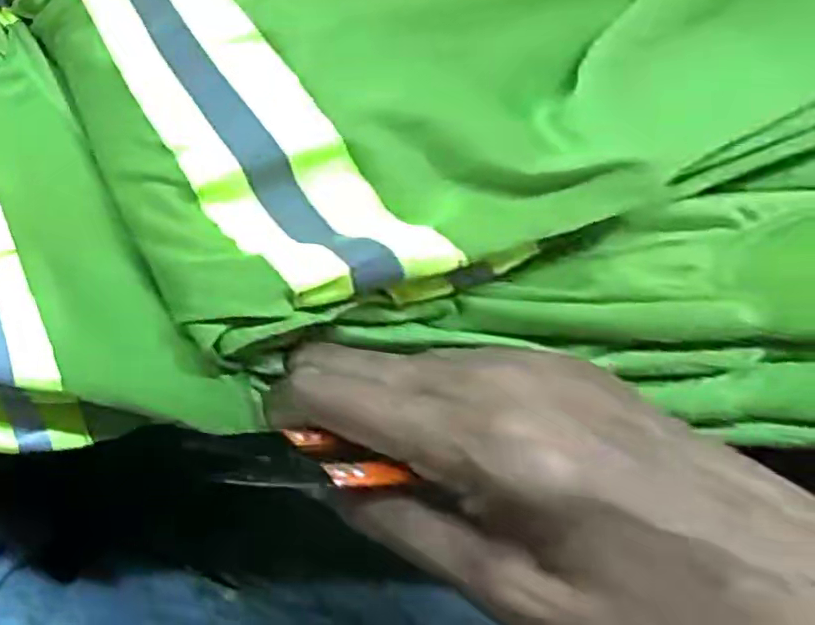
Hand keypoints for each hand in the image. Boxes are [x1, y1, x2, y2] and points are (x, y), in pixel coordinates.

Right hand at [274, 345, 814, 624]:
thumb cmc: (664, 621)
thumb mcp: (520, 599)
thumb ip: (399, 524)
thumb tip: (319, 477)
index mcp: (481, 436)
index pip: (324, 383)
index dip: (286, 409)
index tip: (290, 445)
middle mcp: (489, 373)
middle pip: (342, 353)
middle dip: (318, 397)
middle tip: (341, 455)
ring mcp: (523, 356)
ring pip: (387, 353)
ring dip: (371, 395)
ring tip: (411, 454)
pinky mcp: (551, 358)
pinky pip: (442, 358)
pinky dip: (421, 391)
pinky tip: (465, 439)